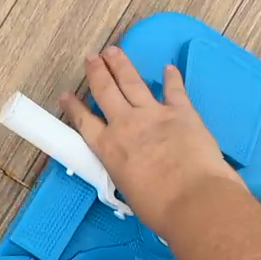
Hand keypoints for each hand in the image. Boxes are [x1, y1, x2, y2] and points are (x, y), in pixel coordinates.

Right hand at [58, 46, 244, 229]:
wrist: (194, 199)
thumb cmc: (159, 208)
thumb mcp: (128, 192)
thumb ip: (126, 173)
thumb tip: (135, 173)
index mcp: (108, 149)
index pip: (84, 122)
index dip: (73, 107)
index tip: (66, 96)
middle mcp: (126, 125)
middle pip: (105, 92)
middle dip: (96, 72)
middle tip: (90, 58)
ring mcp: (154, 114)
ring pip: (132, 82)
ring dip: (121, 65)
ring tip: (113, 51)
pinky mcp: (182, 112)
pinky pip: (174, 90)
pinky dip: (171, 79)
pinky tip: (168, 68)